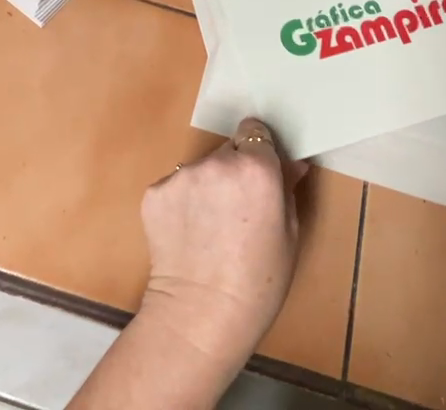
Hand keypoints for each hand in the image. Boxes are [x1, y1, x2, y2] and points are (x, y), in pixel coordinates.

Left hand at [138, 117, 307, 367]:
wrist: (201, 314)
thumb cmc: (259, 282)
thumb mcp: (289, 235)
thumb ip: (287, 188)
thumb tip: (291, 163)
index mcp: (256, 167)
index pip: (255, 131)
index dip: (258, 150)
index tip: (259, 172)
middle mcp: (217, 161)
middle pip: (227, 150)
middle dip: (233, 170)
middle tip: (237, 209)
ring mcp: (181, 175)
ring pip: (200, 169)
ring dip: (206, 186)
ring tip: (210, 228)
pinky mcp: (154, 192)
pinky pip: (175, 187)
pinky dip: (181, 203)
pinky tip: (188, 234)